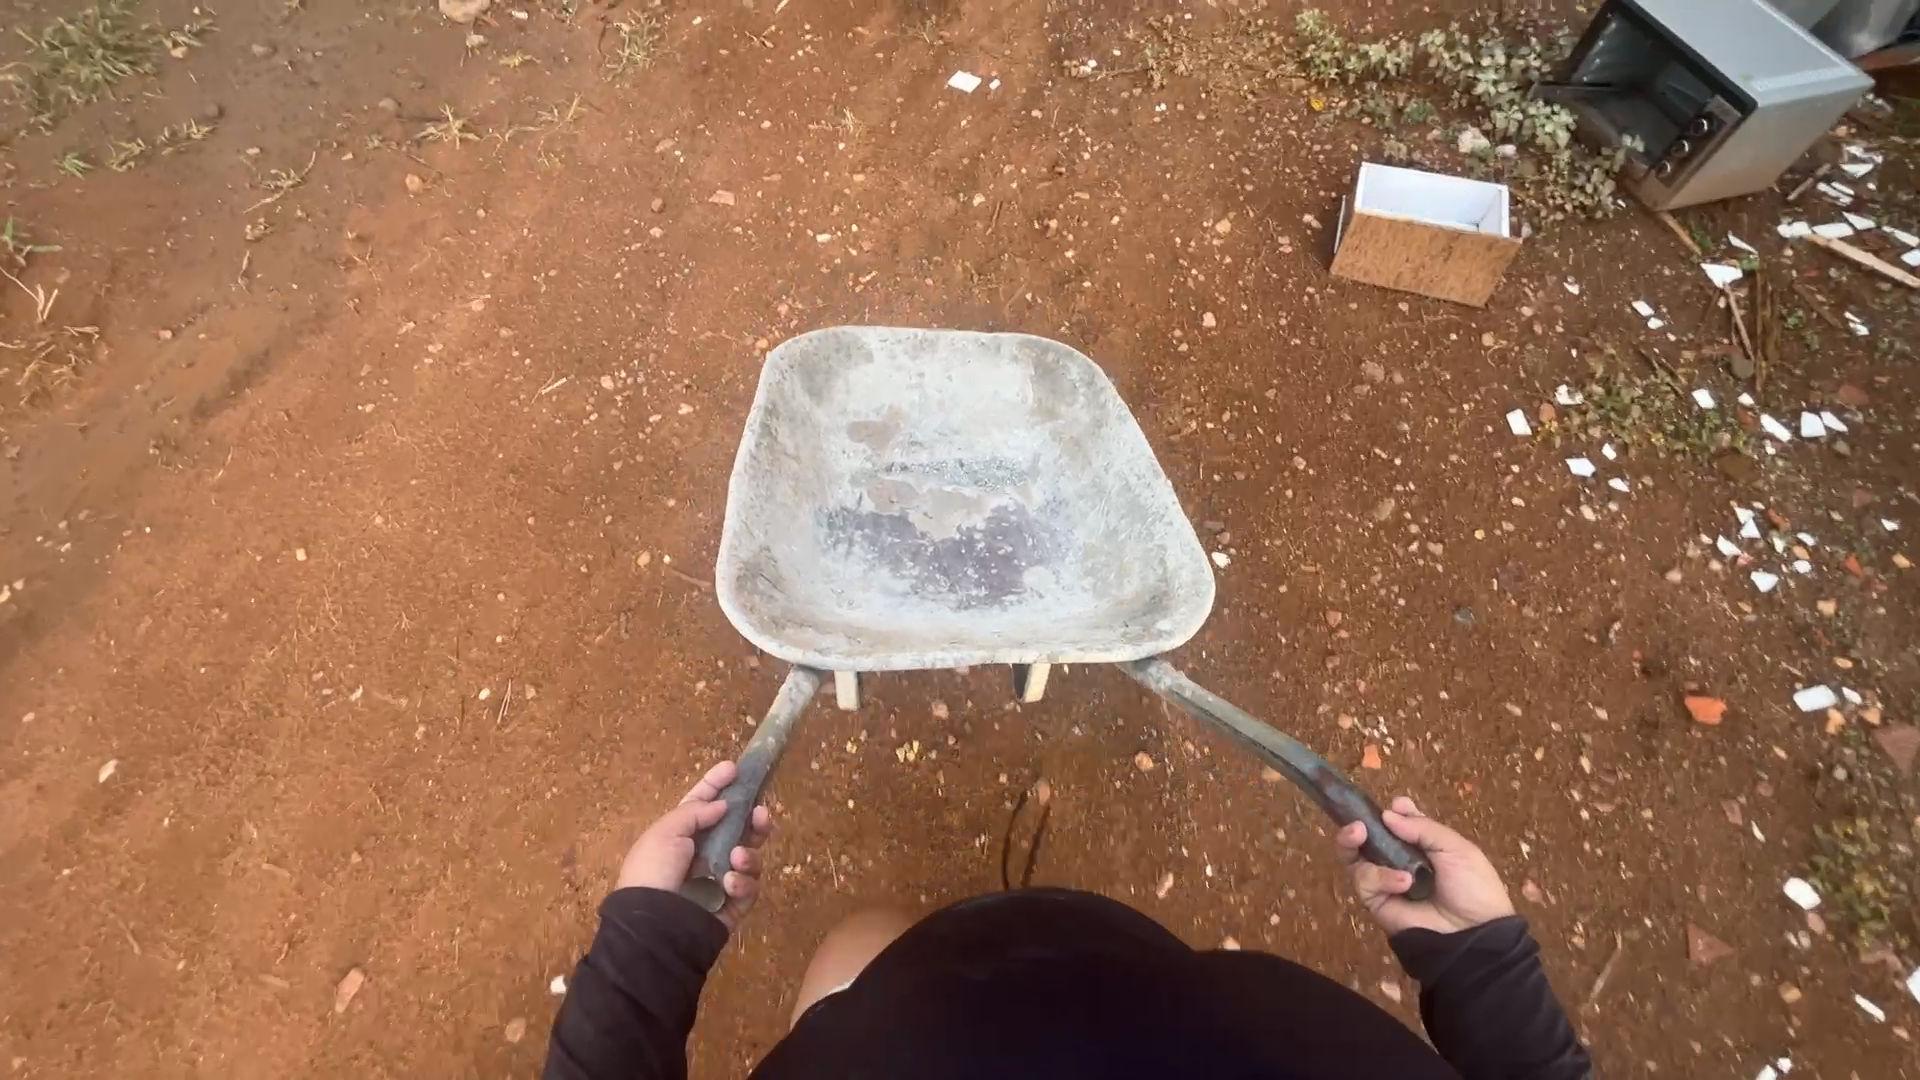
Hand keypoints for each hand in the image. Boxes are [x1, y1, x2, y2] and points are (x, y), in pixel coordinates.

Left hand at [616, 761, 774, 931]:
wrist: (653, 927)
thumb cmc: (654, 871)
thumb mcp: (666, 832)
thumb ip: (696, 812)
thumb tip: (722, 806)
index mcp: (682, 833)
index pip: (703, 803)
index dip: (717, 784)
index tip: (734, 767)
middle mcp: (704, 853)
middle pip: (738, 827)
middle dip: (753, 818)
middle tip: (761, 813)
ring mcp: (720, 878)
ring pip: (751, 854)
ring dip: (750, 851)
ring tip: (737, 857)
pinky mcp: (733, 903)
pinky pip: (750, 886)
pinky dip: (743, 881)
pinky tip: (729, 882)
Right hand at [1334, 796, 1513, 934]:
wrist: (1475, 934)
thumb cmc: (1473, 888)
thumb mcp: (1457, 850)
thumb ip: (1423, 828)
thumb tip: (1386, 814)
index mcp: (1419, 846)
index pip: (1396, 823)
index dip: (1392, 812)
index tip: (1394, 807)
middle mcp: (1395, 859)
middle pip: (1364, 836)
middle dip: (1355, 824)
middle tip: (1357, 820)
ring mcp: (1382, 879)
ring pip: (1352, 855)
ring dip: (1352, 842)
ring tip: (1359, 834)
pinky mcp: (1374, 899)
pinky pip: (1363, 880)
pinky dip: (1380, 876)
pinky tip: (1403, 882)